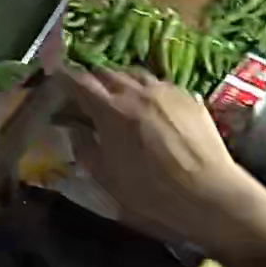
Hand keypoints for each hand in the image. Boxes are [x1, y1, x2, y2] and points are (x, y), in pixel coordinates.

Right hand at [59, 68, 261, 243]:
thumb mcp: (106, 177)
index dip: (65, 77)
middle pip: (107, 72)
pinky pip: (159, 85)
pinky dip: (146, 90)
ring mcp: (166, 92)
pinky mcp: (189, 98)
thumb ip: (85, 148)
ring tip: (117, 98)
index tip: (56, 78)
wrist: (209, 195)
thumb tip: (75, 131)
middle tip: (85, 94)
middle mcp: (137, 92)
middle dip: (92, 79)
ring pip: (135, 74)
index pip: (79, 82)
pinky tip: (148, 108)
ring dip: (120, 82)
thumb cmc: (150, 192)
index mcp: (111, 111)